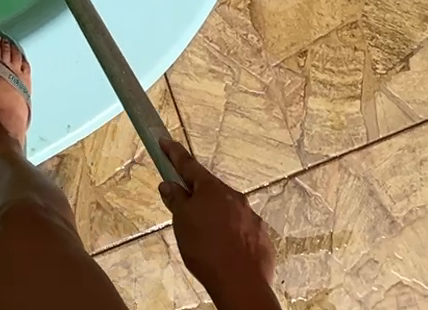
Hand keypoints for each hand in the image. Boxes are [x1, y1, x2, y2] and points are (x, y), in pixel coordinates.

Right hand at [158, 140, 278, 307]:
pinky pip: (242, 229)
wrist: (241, 285)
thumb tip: (169, 184)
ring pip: (228, 209)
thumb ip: (175, 200)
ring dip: (216, 216)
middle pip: (210, 189)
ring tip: (207, 238)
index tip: (165, 142)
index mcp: (211, 188)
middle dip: (197, 194)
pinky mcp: (262, 237)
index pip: (189, 164)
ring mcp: (251, 217)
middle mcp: (234, 196)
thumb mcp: (181, 223)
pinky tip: (226, 250)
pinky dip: (232, 234)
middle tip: (185, 208)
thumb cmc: (206, 249)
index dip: (174, 153)